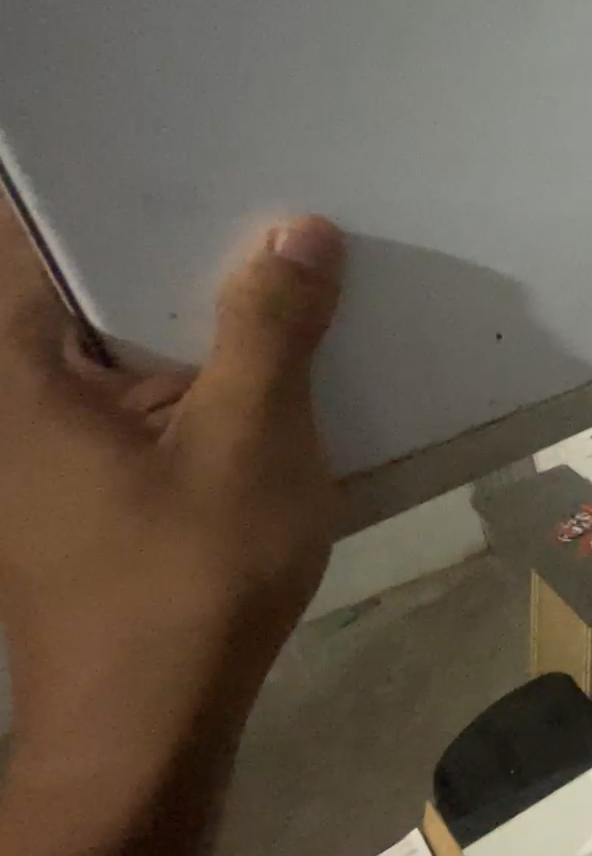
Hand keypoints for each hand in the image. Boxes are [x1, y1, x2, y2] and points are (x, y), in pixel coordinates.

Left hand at [0, 209, 343, 792]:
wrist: (157, 705)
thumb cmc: (193, 567)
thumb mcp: (250, 437)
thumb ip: (270, 329)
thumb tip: (299, 230)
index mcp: (9, 368)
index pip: (28, 232)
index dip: (108, 182)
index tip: (199, 150)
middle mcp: (11, 389)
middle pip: (85, 277)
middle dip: (181, 242)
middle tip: (277, 206)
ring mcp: (51, 434)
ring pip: (129, 332)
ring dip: (207, 303)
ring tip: (294, 268)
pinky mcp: (98, 468)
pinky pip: (153, 381)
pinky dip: (213, 357)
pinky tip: (283, 357)